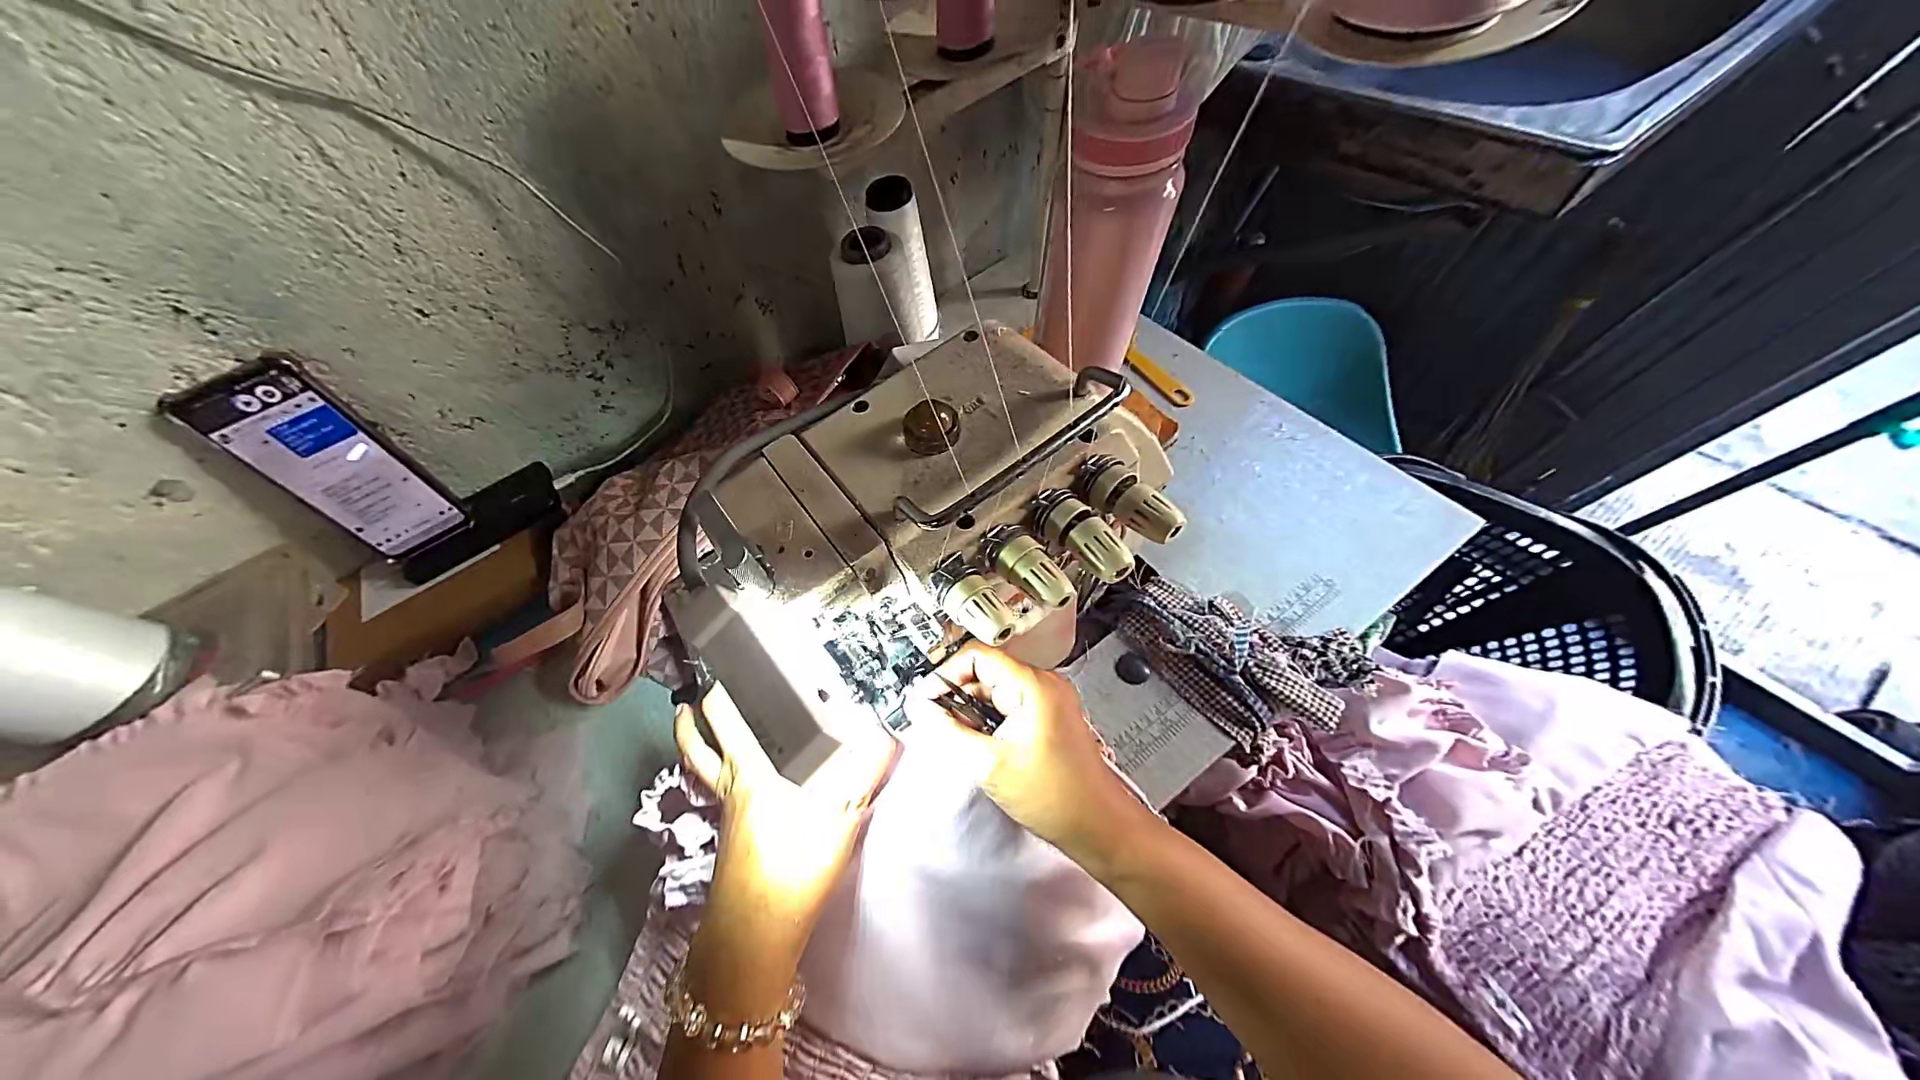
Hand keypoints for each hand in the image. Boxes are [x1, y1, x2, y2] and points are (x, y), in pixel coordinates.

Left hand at [674, 686, 894, 1011]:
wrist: (755, 938)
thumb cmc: (791, 871)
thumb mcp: (839, 818)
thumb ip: (867, 774)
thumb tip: (892, 736)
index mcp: (750, 777)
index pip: (729, 727)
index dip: (720, 699)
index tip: (715, 675)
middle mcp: (730, 793)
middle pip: (698, 752)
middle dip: (689, 724)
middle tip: (682, 705)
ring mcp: (726, 821)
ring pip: (703, 775)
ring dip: (695, 751)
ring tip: (693, 735)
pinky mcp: (730, 844)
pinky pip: (716, 796)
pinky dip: (716, 778)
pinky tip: (734, 787)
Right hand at [903, 642, 1147, 860]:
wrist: (1096, 825)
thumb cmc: (1057, 798)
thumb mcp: (988, 764)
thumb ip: (946, 731)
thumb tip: (919, 708)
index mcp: (1034, 685)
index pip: (976, 656)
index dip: (945, 675)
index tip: (927, 699)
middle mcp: (1043, 685)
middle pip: (983, 674)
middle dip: (957, 700)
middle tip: (941, 728)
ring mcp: (1046, 701)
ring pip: (991, 693)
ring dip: (971, 715)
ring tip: (966, 746)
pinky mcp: (1045, 718)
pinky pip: (1005, 709)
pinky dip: (987, 725)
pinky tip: (983, 750)